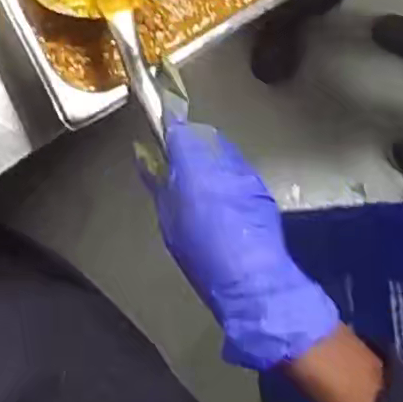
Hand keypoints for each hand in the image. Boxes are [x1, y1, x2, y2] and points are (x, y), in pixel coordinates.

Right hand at [142, 116, 339, 369]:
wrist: (253, 279)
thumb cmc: (200, 249)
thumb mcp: (167, 216)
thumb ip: (156, 179)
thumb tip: (142, 154)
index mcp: (191, 159)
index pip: (177, 124)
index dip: (167, 122)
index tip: (159, 123)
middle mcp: (219, 155)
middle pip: (201, 134)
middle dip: (189, 143)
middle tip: (177, 165)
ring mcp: (243, 168)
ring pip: (220, 150)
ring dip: (209, 159)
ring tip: (200, 186)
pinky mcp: (260, 185)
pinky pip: (236, 169)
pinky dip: (226, 175)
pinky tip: (222, 201)